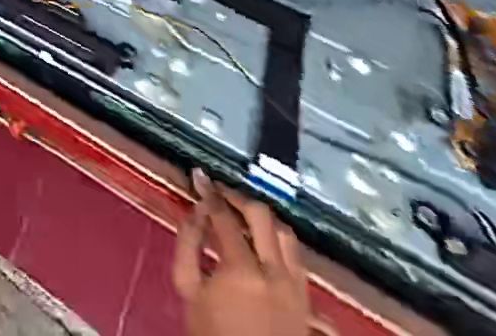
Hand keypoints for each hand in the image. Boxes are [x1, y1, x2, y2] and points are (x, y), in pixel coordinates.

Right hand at [174, 169, 311, 335]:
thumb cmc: (211, 331)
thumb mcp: (187, 286)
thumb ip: (188, 243)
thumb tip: (195, 213)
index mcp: (242, 270)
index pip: (224, 217)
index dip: (209, 192)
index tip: (197, 176)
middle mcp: (277, 274)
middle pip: (263, 218)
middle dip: (238, 199)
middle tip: (218, 193)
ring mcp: (298, 288)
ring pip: (287, 236)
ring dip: (262, 220)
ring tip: (240, 215)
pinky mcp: (308, 301)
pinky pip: (296, 259)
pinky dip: (277, 242)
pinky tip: (261, 245)